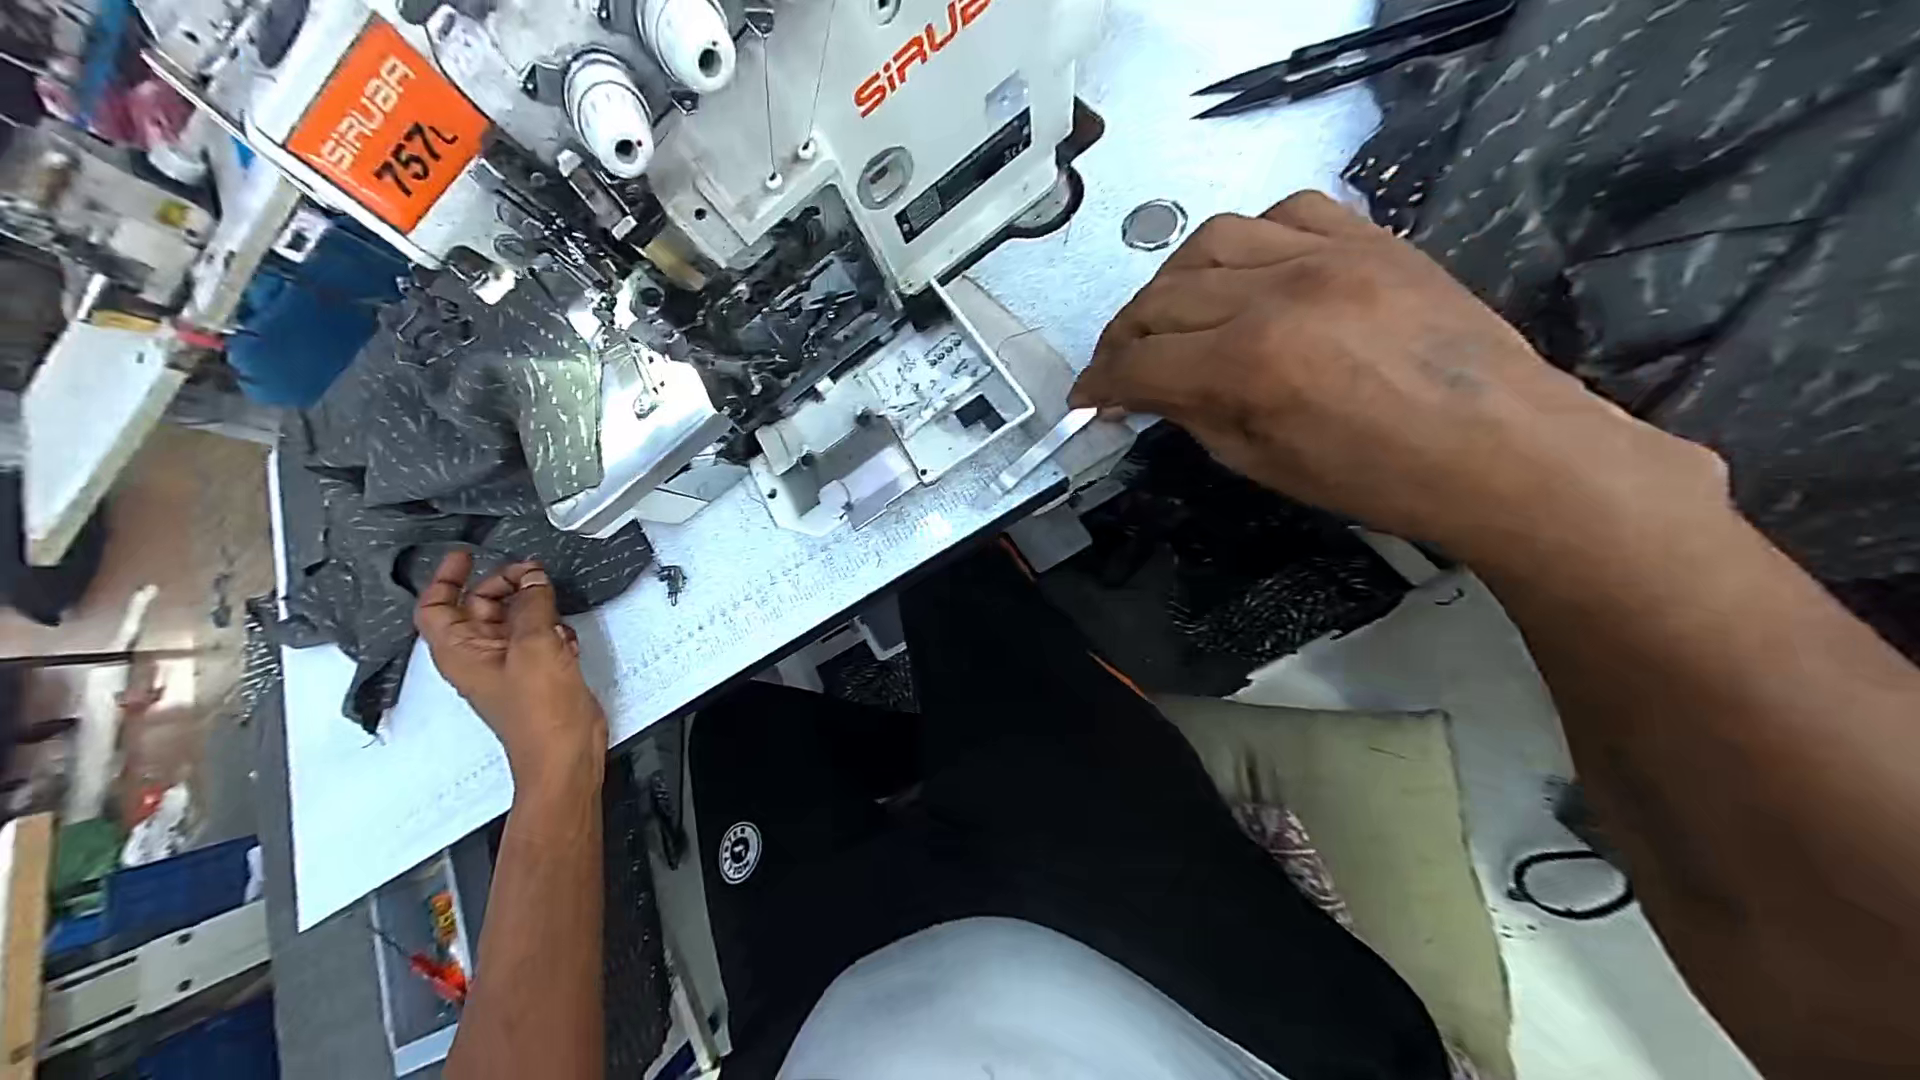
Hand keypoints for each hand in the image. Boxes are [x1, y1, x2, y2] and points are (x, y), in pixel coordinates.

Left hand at [414, 552, 606, 795]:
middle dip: (506, 585)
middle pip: (481, 606)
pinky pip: (539, 637)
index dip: (447, 578)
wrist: (564, 750)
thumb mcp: (535, 644)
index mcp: (460, 651)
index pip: (437, 606)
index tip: (466, 554)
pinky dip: (553, 627)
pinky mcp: (538, 671)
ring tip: (555, 601)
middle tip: (534, 571)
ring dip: (535, 605)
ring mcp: (510, 664)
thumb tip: (534, 577)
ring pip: (514, 619)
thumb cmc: (539, 706)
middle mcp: (479, 655)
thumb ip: (533, 604)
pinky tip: (569, 635)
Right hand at [1070, 191, 1727, 562]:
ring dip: (1170, 284)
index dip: (1099, 384)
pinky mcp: (1368, 237)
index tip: (1084, 398)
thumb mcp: (1260, 463)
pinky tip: (1241, 275)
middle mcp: (1276, 295)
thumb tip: (1144, 393)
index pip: (1138, 364)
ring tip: (1169, 317)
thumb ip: (1192, 416)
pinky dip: (1244, 242)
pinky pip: (1282, 213)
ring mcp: (1326, 254)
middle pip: (1159, 300)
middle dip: (1121, 340)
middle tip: (1116, 367)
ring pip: (1206, 242)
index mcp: (1248, 366)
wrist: (1500, 449)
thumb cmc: (1374, 479)